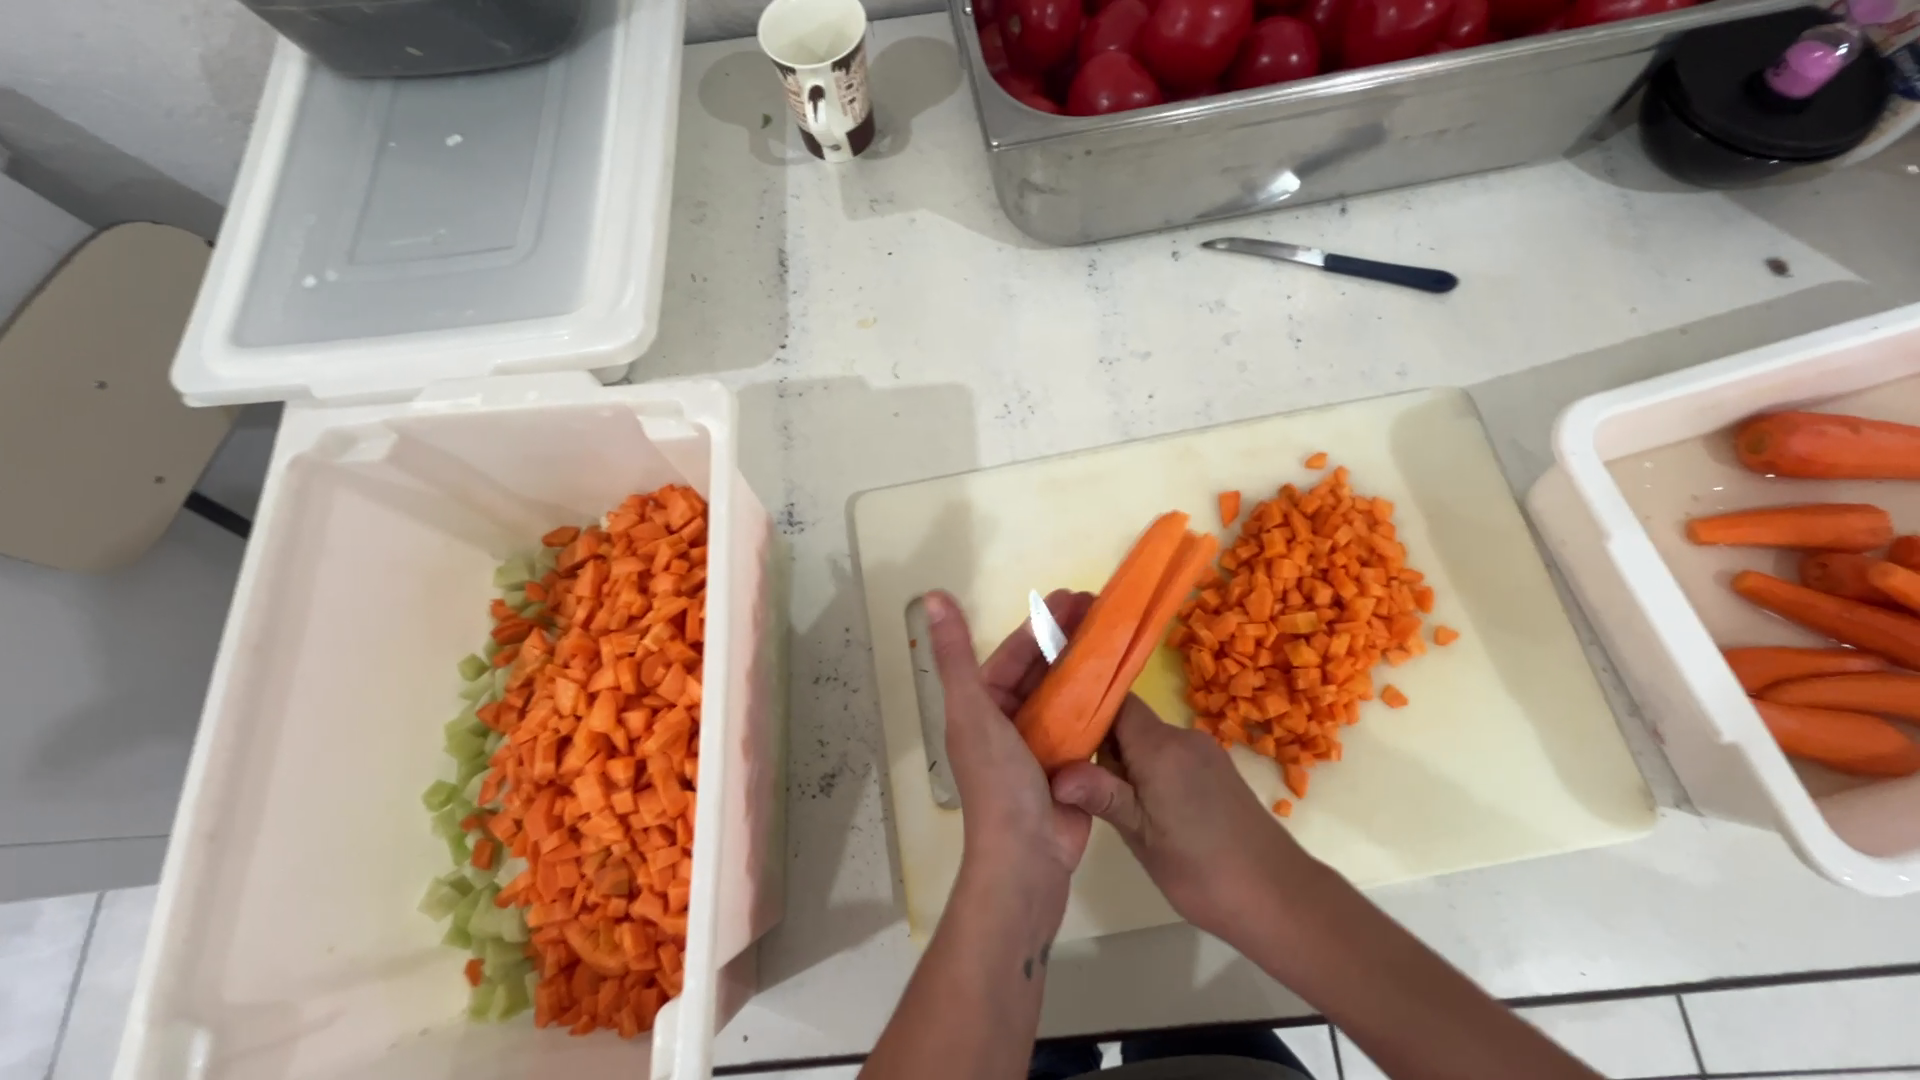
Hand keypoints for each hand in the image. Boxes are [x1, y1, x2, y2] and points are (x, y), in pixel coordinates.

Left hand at [923, 589, 1095, 886]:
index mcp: (981, 707)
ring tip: (1121, 637)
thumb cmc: (997, 780)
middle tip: (1104, 610)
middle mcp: (1009, 722)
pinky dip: (1102, 701)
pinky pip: (1087, 723)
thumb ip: (955, 653)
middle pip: (1043, 671)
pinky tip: (1125, 680)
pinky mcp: (1070, 764)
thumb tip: (932, 597)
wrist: (1027, 855)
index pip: (1013, 655)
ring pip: (1067, 694)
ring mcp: (1041, 744)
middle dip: (1070, 640)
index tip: (1073, 597)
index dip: (1041, 625)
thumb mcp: (973, 709)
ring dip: (1089, 666)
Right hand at [1051, 699, 1316, 941]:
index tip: (1052, 728)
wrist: (1280, 899)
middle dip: (1097, 744)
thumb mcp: (1143, 839)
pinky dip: (1146, 773)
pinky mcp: (1215, 772)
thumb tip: (1055, 776)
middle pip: (1128, 722)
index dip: (1083, 708)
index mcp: (1162, 747)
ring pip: (1147, 742)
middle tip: (1067, 777)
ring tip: (1098, 800)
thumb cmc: (1204, 871)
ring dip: (1122, 763)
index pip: (1114, 702)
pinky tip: (1139, 810)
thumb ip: (1102, 797)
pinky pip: (1167, 757)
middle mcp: (1183, 738)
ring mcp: (1203, 753)